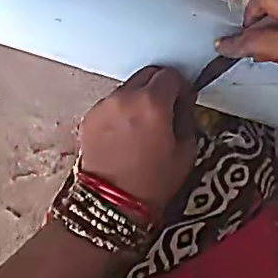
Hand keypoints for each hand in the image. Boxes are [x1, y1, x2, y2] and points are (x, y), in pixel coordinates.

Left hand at [77, 66, 199, 210]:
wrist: (112, 203)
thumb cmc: (153, 182)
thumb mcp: (186, 151)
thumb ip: (187, 117)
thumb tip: (183, 103)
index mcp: (153, 103)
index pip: (170, 75)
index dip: (181, 86)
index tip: (184, 99)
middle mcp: (125, 97)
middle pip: (148, 74)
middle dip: (160, 86)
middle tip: (167, 108)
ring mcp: (104, 105)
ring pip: (128, 88)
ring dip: (139, 98)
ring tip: (144, 125)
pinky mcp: (90, 116)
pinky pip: (112, 104)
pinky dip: (122, 111)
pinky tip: (126, 134)